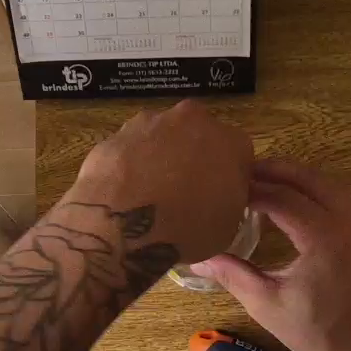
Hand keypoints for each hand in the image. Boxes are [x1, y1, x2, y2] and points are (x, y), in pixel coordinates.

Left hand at [69, 100, 253, 262]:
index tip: (218, 196)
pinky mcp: (113, 135)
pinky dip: (129, 166)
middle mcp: (191, 120)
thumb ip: (230, 198)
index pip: (237, 154)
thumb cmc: (188, 230)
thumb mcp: (228, 225)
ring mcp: (148, 123)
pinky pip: (129, 151)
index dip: (228, 176)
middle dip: (193, 158)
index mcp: (230, 141)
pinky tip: (124, 193)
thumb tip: (219, 194)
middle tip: (183, 193)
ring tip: (149, 196)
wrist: (124, 228)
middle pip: (197, 136)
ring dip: (159, 158)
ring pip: (160, 138)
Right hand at [189, 160, 350, 350]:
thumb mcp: (269, 305)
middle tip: (245, 171)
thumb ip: (233, 274)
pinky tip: (296, 205)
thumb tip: (197, 258)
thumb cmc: (318, 333)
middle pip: (308, 179)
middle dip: (275, 171)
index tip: (228, 186)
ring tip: (266, 183)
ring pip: (329, 185)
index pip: (281, 197)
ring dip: (297, 180)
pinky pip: (343, 200)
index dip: (253, 188)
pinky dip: (318, 194)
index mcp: (324, 236)